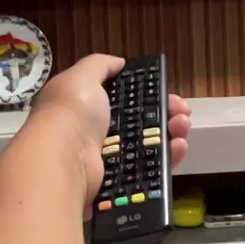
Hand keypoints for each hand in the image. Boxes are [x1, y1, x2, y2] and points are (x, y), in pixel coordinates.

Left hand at [28, 54, 192, 200]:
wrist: (61, 162)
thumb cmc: (71, 113)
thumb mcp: (81, 77)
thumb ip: (100, 65)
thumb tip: (119, 62)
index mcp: (87, 107)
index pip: (124, 99)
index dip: (148, 94)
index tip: (168, 93)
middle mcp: (98, 133)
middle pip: (141, 121)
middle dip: (166, 113)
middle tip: (182, 112)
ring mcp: (109, 158)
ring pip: (149, 145)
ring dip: (171, 133)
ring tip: (183, 126)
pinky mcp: (120, 181)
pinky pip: (150, 169)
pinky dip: (168, 157)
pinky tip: (179, 146)